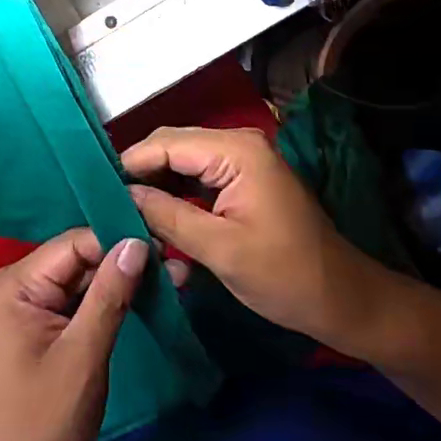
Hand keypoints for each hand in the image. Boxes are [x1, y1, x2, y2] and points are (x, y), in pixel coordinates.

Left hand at [0, 229, 155, 440]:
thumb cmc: (45, 420)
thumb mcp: (82, 355)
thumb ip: (109, 294)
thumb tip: (138, 241)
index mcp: (15, 284)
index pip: (74, 244)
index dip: (117, 238)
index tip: (162, 239)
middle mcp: (18, 285)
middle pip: (80, 259)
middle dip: (126, 259)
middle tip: (175, 260)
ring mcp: (29, 306)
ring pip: (84, 279)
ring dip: (124, 279)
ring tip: (173, 275)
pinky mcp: (43, 326)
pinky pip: (80, 301)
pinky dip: (111, 300)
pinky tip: (147, 295)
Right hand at [122, 126, 390, 356]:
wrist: (342, 298)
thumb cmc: (285, 275)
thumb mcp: (220, 249)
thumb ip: (169, 216)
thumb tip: (125, 195)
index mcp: (236, 150)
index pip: (167, 143)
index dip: (131, 163)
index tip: (97, 188)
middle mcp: (238, 142)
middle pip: (174, 145)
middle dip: (142, 171)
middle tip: (107, 200)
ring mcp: (243, 158)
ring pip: (184, 159)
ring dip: (158, 182)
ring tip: (125, 208)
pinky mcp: (244, 177)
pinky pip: (199, 175)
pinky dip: (177, 192)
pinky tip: (156, 214)